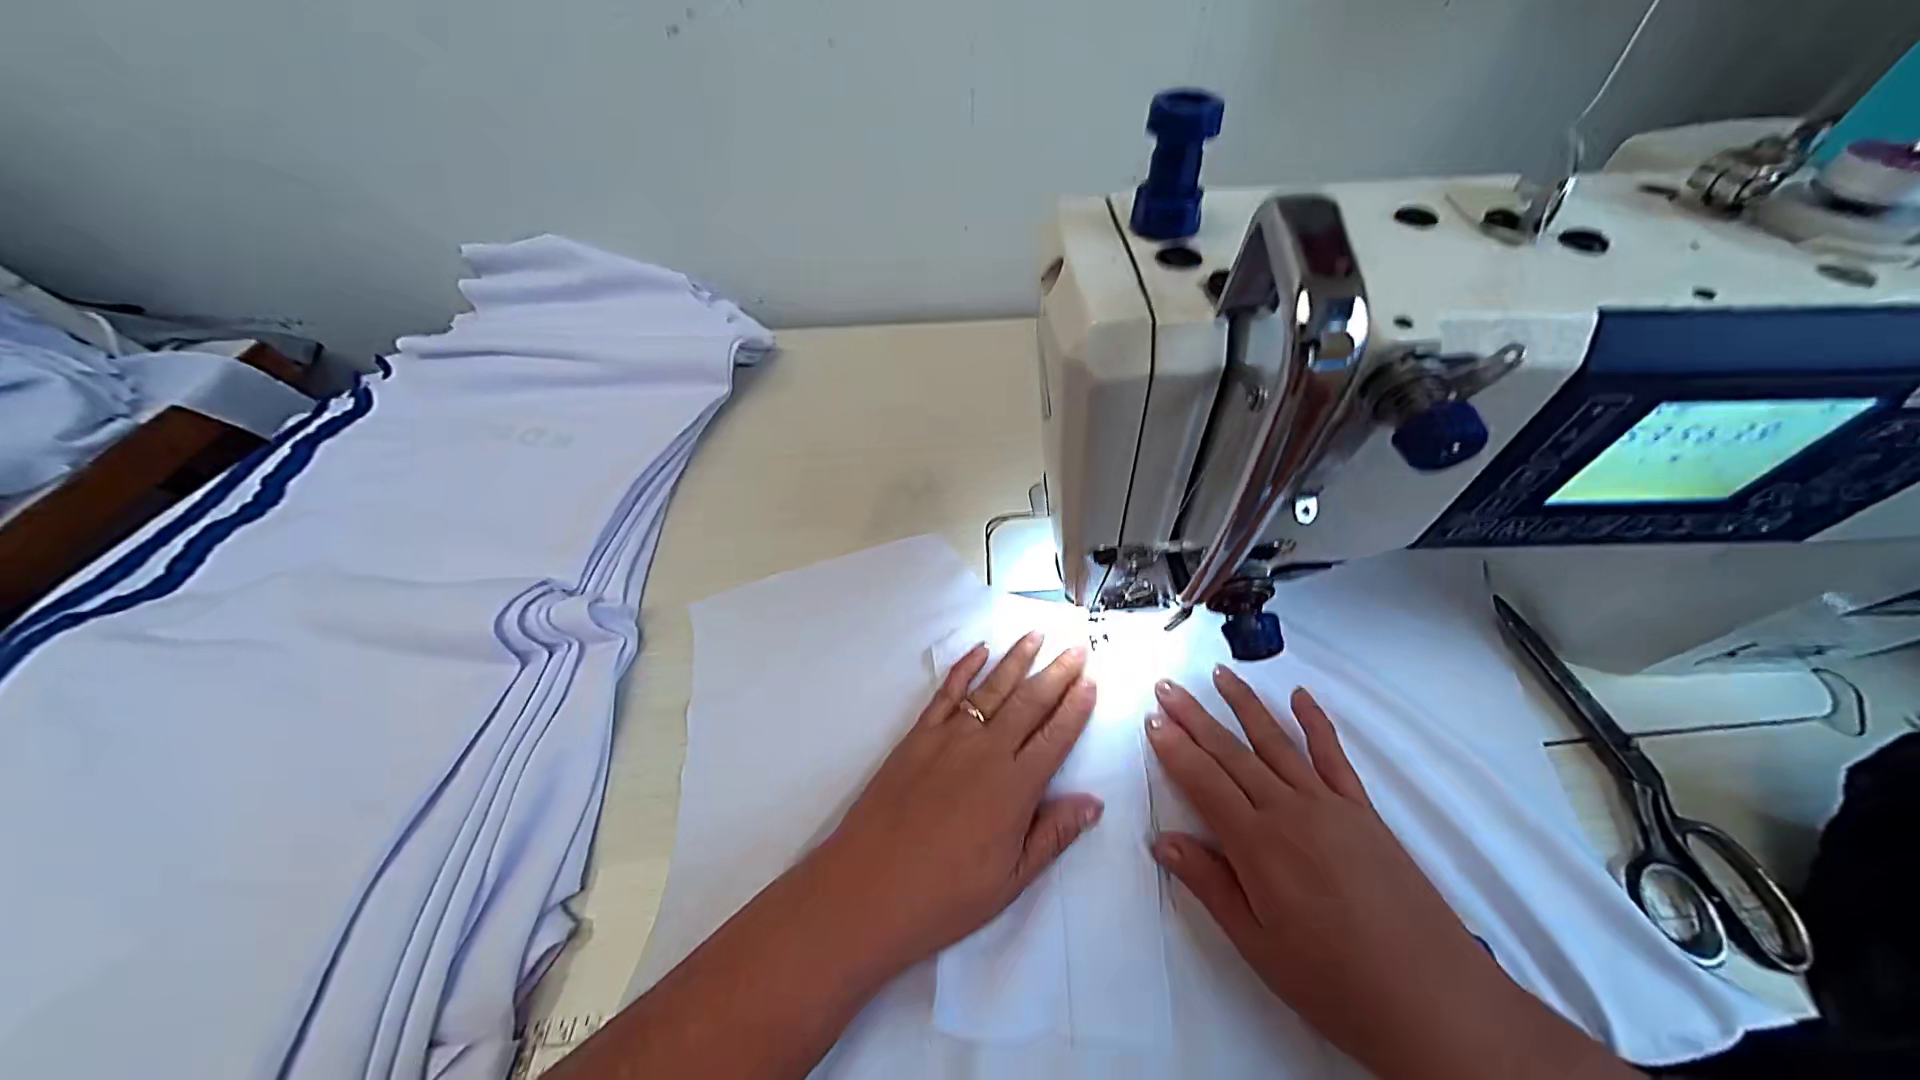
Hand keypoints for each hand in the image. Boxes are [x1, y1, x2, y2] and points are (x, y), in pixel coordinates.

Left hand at [801, 631, 1101, 971]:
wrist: (867, 888)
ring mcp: (948, 739)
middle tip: (1077, 648)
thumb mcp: (1011, 879)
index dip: (1077, 707)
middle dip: (1057, 672)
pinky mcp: (917, 737)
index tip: (1092, 681)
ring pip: (991, 689)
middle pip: (1029, 702)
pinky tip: (979, 651)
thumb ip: (1053, 834)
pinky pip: (946, 694)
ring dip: (1016, 660)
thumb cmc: (944, 895)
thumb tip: (1092, 802)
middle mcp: (986, 751)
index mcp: (1015, 787)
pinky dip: (964, 669)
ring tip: (1037, 635)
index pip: (1056, 736)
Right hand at [1147, 667, 1637, 1079]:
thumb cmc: (1335, 982)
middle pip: (1231, 752)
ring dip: (1244, 705)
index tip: (1152, 719)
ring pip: (1276, 743)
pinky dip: (1315, 722)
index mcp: (1257, 844)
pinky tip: (1300, 696)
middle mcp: (1289, 811)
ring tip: (1219, 675)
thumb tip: (1162, 841)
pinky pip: (1333, 756)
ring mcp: (1330, 805)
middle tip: (1167, 686)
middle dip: (1194, 717)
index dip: (1173, 748)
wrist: (1437, 1002)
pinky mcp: (1363, 811)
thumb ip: (1208, 885)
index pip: (1203, 781)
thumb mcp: (1257, 945)